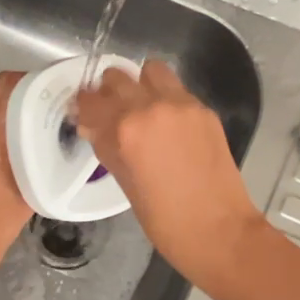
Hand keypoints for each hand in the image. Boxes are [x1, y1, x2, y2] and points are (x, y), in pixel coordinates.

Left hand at [0, 71, 32, 275]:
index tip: (52, 82)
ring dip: (8, 102)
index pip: (4, 87)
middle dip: (20, 86)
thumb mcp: (33, 185)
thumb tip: (68, 140)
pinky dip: (0, 118)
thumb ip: (47, 159)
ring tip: (37, 111)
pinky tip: (22, 133)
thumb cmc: (0, 217)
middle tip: (48, 95)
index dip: (28, 77)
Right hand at [73, 61, 265, 283]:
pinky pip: (176, 89)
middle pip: (118, 77)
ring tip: (140, 108)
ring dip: (139, 84)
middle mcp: (152, 106)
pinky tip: (166, 123)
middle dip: (107, 91)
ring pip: (151, 71)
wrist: (218, 229)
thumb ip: (106, 146)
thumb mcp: (123, 182)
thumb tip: (92, 127)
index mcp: (125, 129)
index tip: (81, 112)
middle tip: (108, 110)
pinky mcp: (204, 110)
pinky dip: (164, 97)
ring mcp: (182, 104)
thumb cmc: (163, 219)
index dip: (82, 105)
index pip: (91, 101)